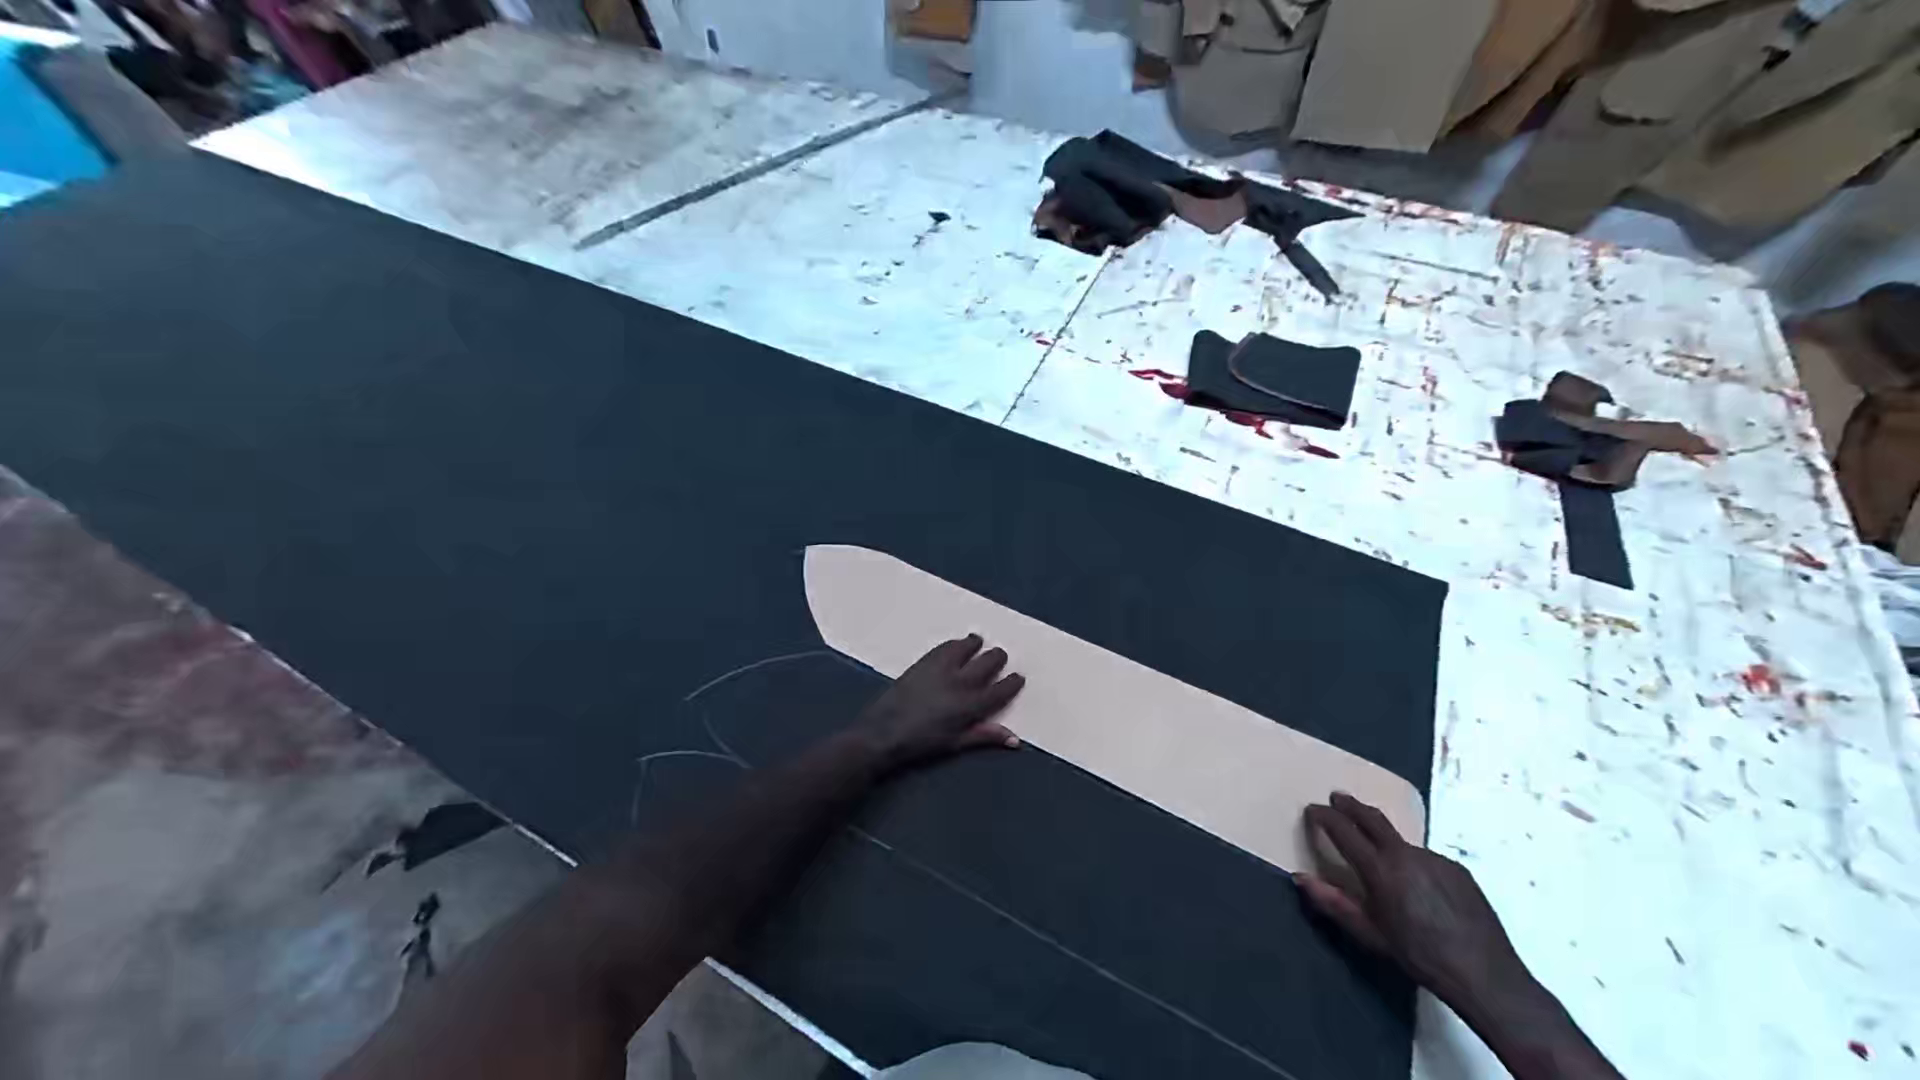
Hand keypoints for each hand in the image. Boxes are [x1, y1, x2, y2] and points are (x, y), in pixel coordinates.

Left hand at [856, 634, 1024, 770]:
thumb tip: (1015, 739)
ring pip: (967, 647)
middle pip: (988, 662)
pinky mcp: (924, 662)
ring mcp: (942, 668)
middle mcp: (961, 682)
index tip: (1018, 677)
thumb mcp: (957, 743)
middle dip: (998, 658)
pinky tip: (956, 644)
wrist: (884, 731)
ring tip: (978, 641)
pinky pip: (945, 646)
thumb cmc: (922, 743)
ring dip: (975, 644)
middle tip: (999, 656)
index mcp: (971, 705)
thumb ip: (986, 736)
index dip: (1013, 683)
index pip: (1001, 690)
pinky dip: (954, 644)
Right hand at [1298, 794, 1623, 1079]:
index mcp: (1379, 868)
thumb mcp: (1369, 934)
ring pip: (1400, 840)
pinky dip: (1411, 861)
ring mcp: (1435, 859)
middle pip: (1372, 817)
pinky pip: (1425, 858)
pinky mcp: (1458, 869)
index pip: (1343, 829)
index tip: (1312, 809)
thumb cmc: (1419, 956)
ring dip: (1383, 839)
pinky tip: (1417, 886)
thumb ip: (1332, 902)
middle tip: (1337, 798)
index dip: (1324, 816)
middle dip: (1350, 805)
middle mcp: (1405, 854)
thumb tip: (1300, 877)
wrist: (1486, 976)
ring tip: (1379, 857)